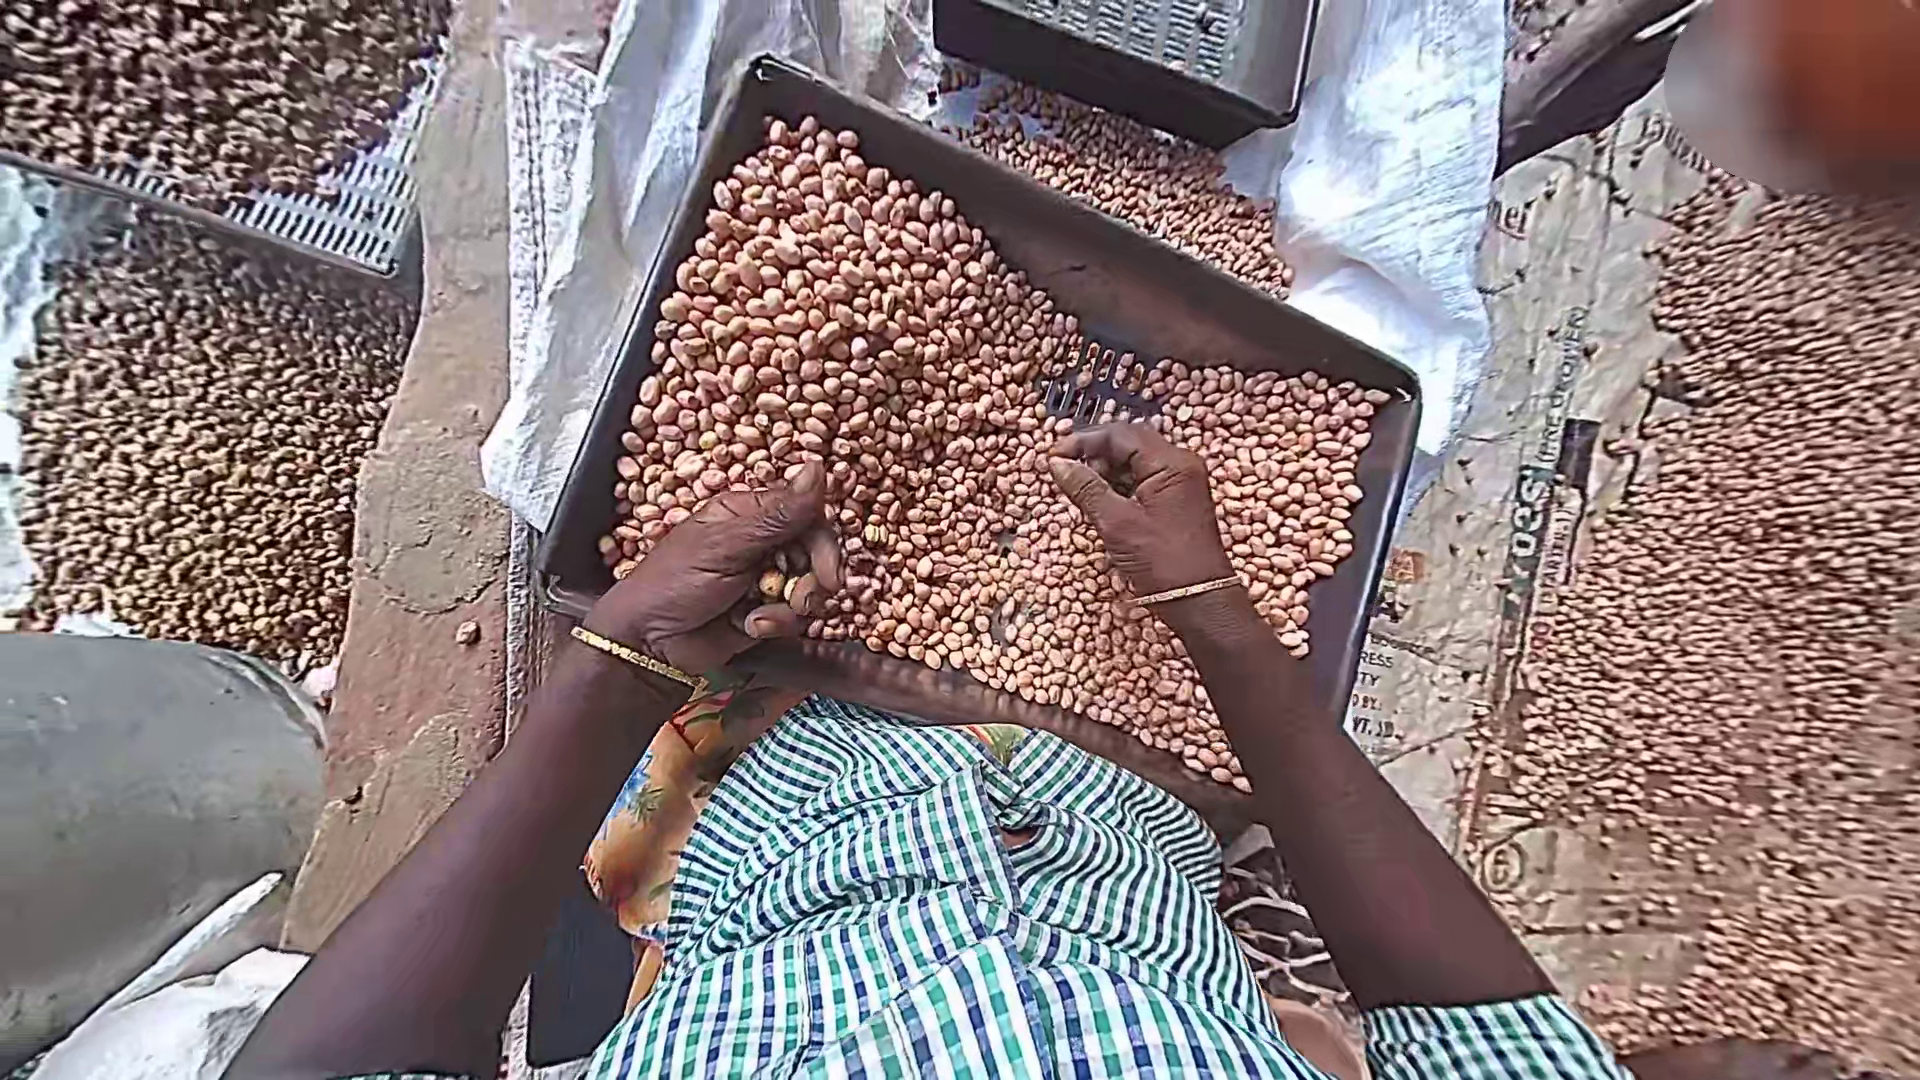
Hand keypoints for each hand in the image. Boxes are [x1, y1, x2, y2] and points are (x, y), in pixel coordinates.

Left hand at [584, 461, 842, 673]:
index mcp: (750, 513)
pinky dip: (778, 622)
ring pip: (812, 584)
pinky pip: (797, 613)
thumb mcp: (726, 545)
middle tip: (804, 599)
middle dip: (815, 578)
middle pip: (817, 551)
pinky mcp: (768, 608)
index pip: (807, 515)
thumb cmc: (674, 583)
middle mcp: (764, 541)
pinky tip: (751, 626)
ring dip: (794, 605)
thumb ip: (777, 515)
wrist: (648, 645)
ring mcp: (768, 576)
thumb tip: (818, 469)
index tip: (828, 570)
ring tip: (761, 616)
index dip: (823, 541)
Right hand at [1046, 423, 1235, 596]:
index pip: (1119, 434)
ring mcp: (1179, 482)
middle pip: (1127, 443)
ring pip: (1132, 461)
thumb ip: (1085, 488)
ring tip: (1077, 487)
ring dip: (1103, 470)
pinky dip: (1116, 485)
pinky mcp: (1174, 500)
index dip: (1082, 442)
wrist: (1199, 600)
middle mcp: (1179, 465)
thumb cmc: (1162, 562)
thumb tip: (1057, 464)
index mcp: (1171, 463)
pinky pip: (1140, 480)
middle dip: (1092, 453)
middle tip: (1063, 469)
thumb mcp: (1116, 523)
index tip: (1054, 457)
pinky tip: (1097, 500)